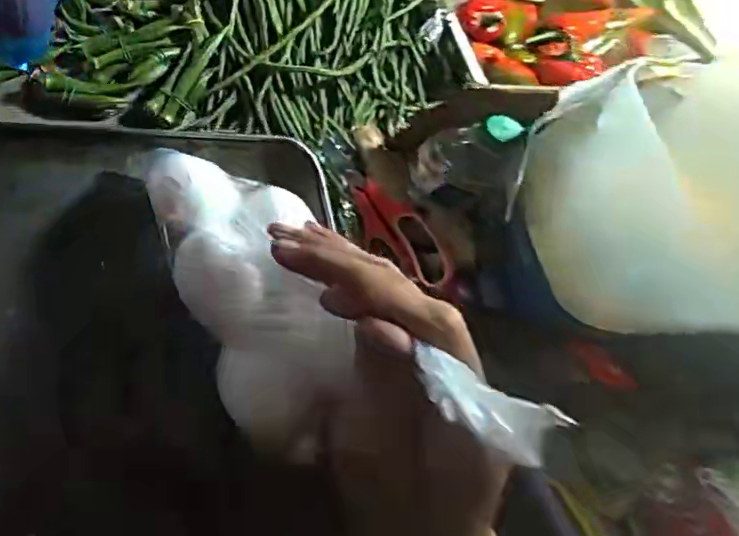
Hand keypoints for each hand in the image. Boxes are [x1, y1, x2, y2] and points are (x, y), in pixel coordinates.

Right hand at [270, 222, 506, 535]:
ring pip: (382, 275)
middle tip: (279, 242)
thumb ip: (390, 387)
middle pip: (394, 282)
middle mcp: (448, 340)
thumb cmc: (410, 498)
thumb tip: (376, 322)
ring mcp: (427, 332)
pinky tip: (317, 241)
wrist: (428, 523)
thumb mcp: (397, 455)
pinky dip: (342, 261)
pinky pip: (375, 286)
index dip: (364, 288)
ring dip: (333, 251)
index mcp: (458, 370)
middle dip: (335, 258)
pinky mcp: (405, 333)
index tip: (313, 281)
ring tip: (286, 233)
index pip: (413, 309)